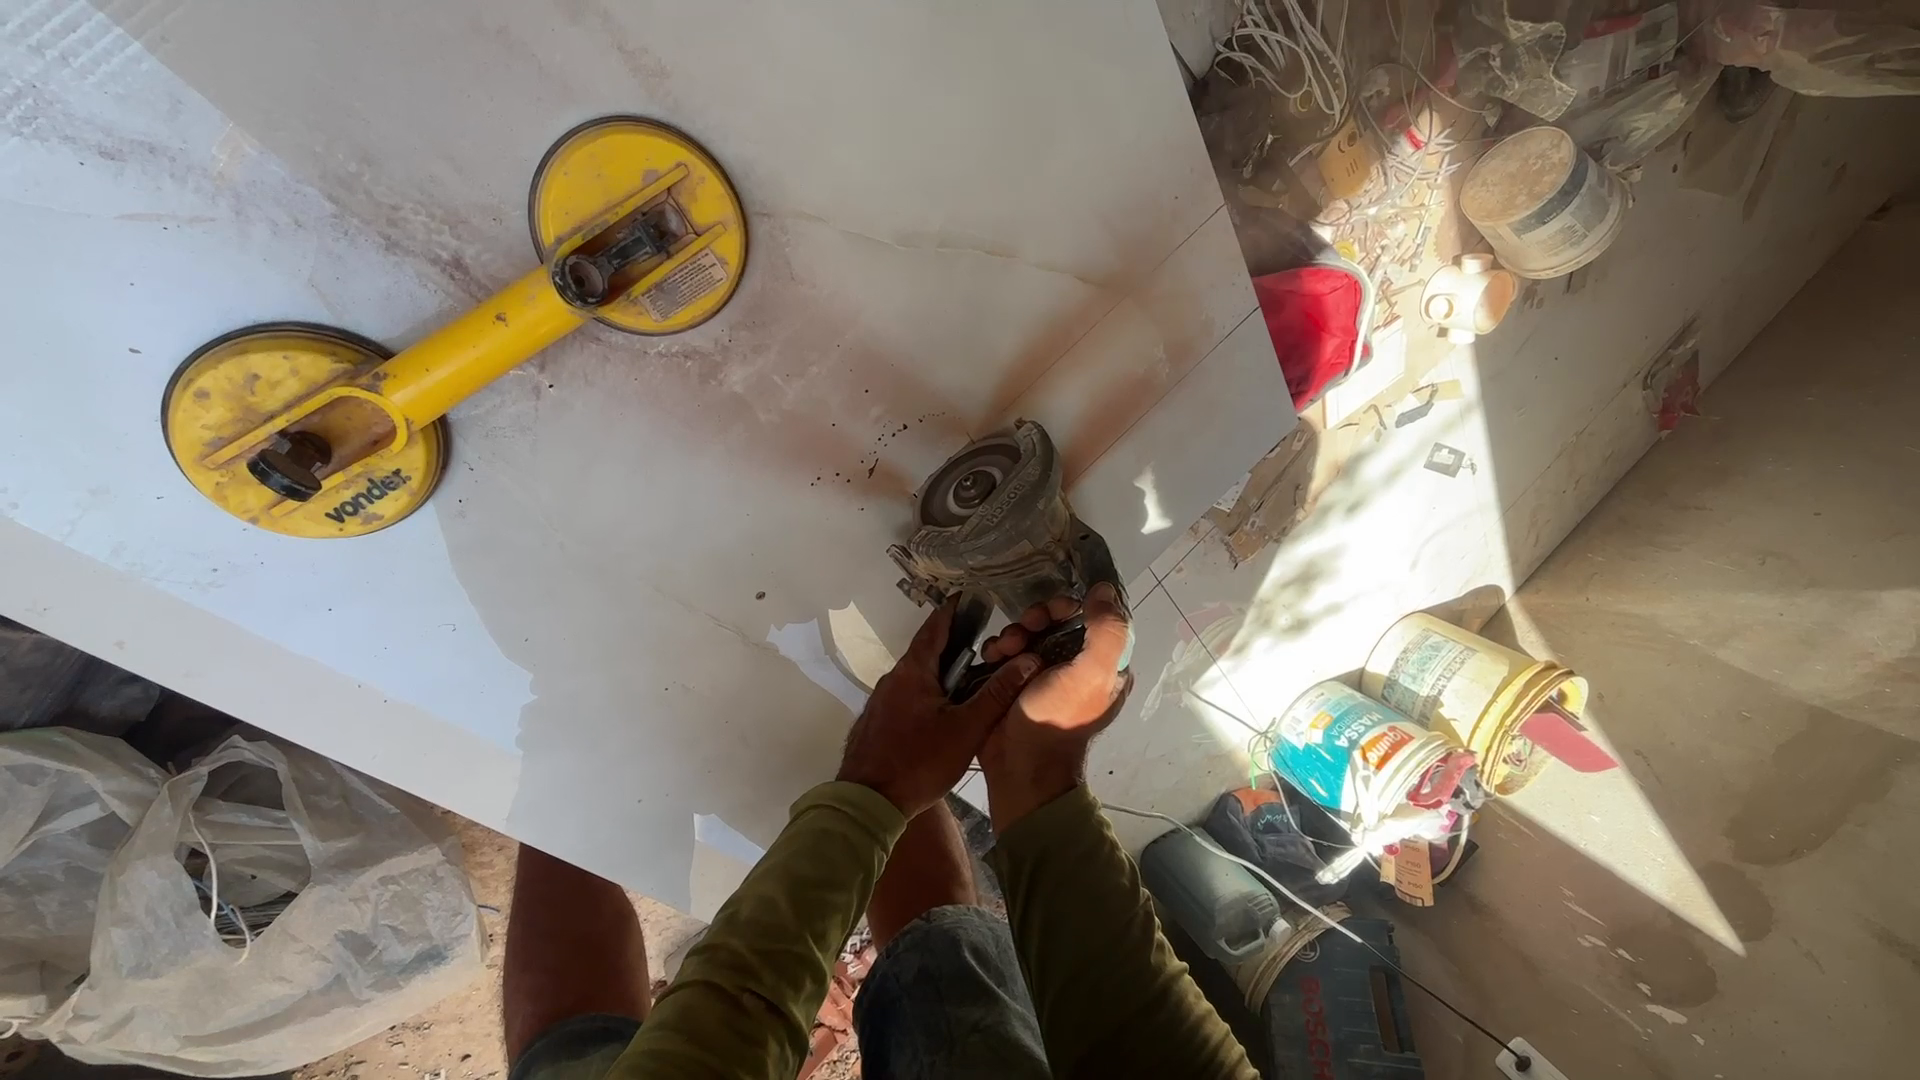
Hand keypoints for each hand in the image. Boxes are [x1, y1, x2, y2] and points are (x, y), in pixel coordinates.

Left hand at [837, 598, 1042, 817]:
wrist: (867, 802)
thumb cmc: (920, 762)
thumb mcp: (967, 729)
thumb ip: (997, 693)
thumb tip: (1028, 660)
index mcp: (913, 671)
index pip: (935, 627)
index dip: (952, 610)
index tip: (969, 598)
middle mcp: (892, 678)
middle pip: (926, 651)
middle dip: (952, 643)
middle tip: (982, 641)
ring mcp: (880, 700)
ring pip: (916, 676)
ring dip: (939, 671)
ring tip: (968, 676)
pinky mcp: (877, 721)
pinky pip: (906, 695)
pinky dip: (926, 691)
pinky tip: (941, 708)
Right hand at [977, 583, 1133, 830]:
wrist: (1019, 764)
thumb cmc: (1058, 718)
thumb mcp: (1092, 674)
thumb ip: (1106, 631)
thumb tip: (1104, 589)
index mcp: (1103, 663)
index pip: (1091, 615)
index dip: (1071, 605)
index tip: (1054, 610)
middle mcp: (1075, 663)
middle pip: (1056, 619)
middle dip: (1036, 618)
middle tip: (1023, 630)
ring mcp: (1042, 671)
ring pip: (1027, 631)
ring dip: (1013, 633)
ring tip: (1002, 651)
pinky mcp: (1013, 679)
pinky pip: (1005, 649)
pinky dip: (997, 648)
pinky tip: (992, 658)